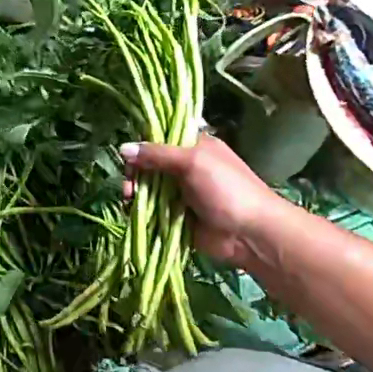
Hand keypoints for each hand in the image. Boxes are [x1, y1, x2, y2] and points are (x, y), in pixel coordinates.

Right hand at [122, 135, 293, 268]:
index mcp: (194, 146)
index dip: (142, 145)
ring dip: (136, 192)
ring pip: (149, 188)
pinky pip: (152, 210)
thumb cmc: (226, 189)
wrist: (249, 233)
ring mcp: (181, 193)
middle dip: (135, 173)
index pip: (160, 138)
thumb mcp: (192, 162)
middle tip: (129, 184)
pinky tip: (131, 212)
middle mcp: (186, 167)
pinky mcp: (177, 216)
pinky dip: (140, 211)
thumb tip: (123, 148)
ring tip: (129, 199)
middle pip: (150, 165)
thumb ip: (157, 154)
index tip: (127, 156)